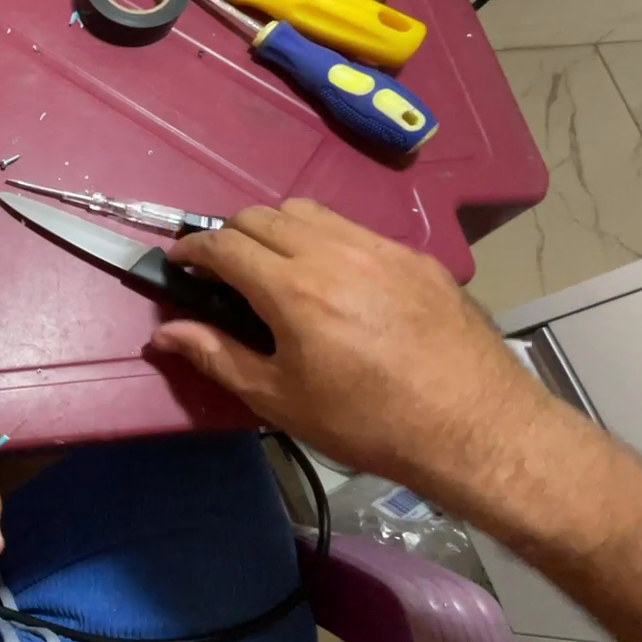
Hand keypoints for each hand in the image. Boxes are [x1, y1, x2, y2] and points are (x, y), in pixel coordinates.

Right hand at [150, 199, 554, 490]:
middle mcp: (335, 254)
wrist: (477, 431)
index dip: (191, 249)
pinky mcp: (415, 258)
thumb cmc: (365, 422)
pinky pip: (351, 227)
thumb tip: (164, 333)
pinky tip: (326, 276)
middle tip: (219, 269)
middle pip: (260, 215)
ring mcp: (380, 250)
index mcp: (294, 291)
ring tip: (269, 264)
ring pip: (306, 210)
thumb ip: (215, 355)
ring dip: (272, 228)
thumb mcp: (276, 397)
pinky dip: (319, 237)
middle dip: (227, 234)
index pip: (225, 244)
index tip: (177, 262)